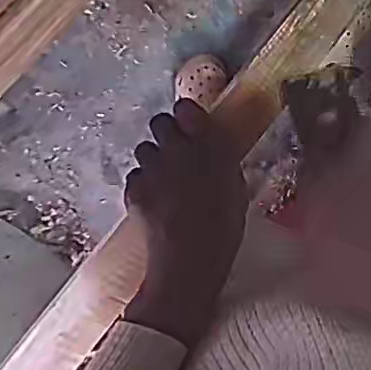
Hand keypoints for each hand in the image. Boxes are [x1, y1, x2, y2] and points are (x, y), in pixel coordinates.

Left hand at [122, 99, 246, 345]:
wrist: (189, 260)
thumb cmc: (224, 228)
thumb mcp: (237, 191)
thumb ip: (224, 164)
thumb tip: (218, 155)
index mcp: (207, 146)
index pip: (186, 108)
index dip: (186, 115)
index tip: (190, 125)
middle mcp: (177, 150)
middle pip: (160, 123)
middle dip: (167, 135)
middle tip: (177, 154)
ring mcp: (151, 169)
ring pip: (145, 150)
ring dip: (154, 160)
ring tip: (166, 183)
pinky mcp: (134, 188)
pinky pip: (136, 176)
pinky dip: (144, 185)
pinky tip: (156, 203)